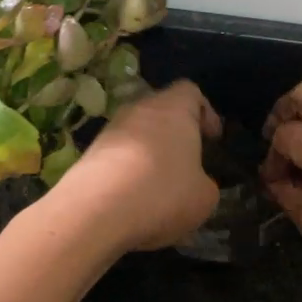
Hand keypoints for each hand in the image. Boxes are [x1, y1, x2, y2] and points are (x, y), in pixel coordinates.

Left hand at [49, 80, 223, 252]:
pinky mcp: (89, 153)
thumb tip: (196, 183)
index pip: (190, 92)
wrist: (95, 210)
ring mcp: (109, 130)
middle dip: (174, 133)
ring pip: (137, 133)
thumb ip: (204, 183)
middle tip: (187, 160)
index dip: (205, 112)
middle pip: (161, 110)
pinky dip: (128, 170)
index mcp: (174, 108)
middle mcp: (139, 109)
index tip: (212, 138)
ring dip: (149, 152)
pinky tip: (134, 197)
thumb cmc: (162, 193)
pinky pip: (117, 155)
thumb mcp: (203, 197)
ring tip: (159, 184)